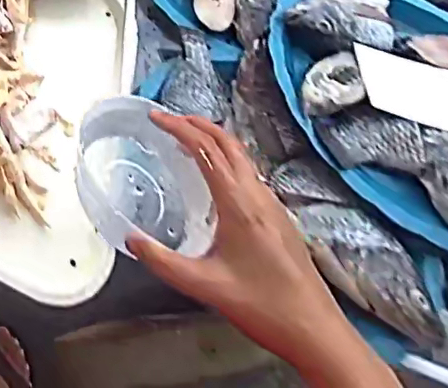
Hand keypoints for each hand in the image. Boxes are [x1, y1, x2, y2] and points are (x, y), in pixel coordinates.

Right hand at [126, 112, 388, 387]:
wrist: (316, 330)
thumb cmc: (263, 306)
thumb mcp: (205, 286)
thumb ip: (164, 263)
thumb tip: (131, 240)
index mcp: (238, 202)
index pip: (205, 148)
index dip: (178, 127)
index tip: (156, 117)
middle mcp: (257, 193)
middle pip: (226, 140)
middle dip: (196, 123)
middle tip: (169, 119)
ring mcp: (271, 202)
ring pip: (240, 153)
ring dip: (212, 137)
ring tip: (187, 139)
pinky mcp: (278, 214)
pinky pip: (248, 170)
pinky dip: (225, 156)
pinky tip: (215, 176)